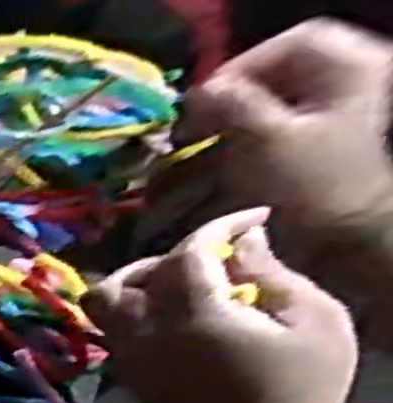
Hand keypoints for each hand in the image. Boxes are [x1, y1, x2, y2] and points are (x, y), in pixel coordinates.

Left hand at [86, 208, 358, 402]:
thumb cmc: (297, 386)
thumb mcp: (312, 320)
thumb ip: (270, 275)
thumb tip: (245, 241)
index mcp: (191, 317)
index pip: (183, 256)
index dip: (217, 227)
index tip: (254, 219)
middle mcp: (141, 333)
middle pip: (116, 283)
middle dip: (160, 258)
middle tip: (211, 255)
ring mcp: (125, 354)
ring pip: (101, 306)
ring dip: (136, 283)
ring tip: (192, 280)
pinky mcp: (124, 369)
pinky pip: (111, 327)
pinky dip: (134, 307)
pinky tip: (180, 308)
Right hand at [187, 20, 392, 258]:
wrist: (336, 223)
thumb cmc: (305, 181)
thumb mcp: (263, 140)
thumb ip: (230, 108)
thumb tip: (196, 93)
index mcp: (349, 67)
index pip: (290, 42)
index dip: (239, 67)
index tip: (198, 105)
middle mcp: (342, 77)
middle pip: (272, 68)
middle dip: (224, 96)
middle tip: (189, 127)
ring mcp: (323, 106)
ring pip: (261, 95)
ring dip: (219, 118)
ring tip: (190, 144)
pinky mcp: (303, 131)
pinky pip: (258, 118)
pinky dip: (226, 133)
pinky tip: (206, 151)